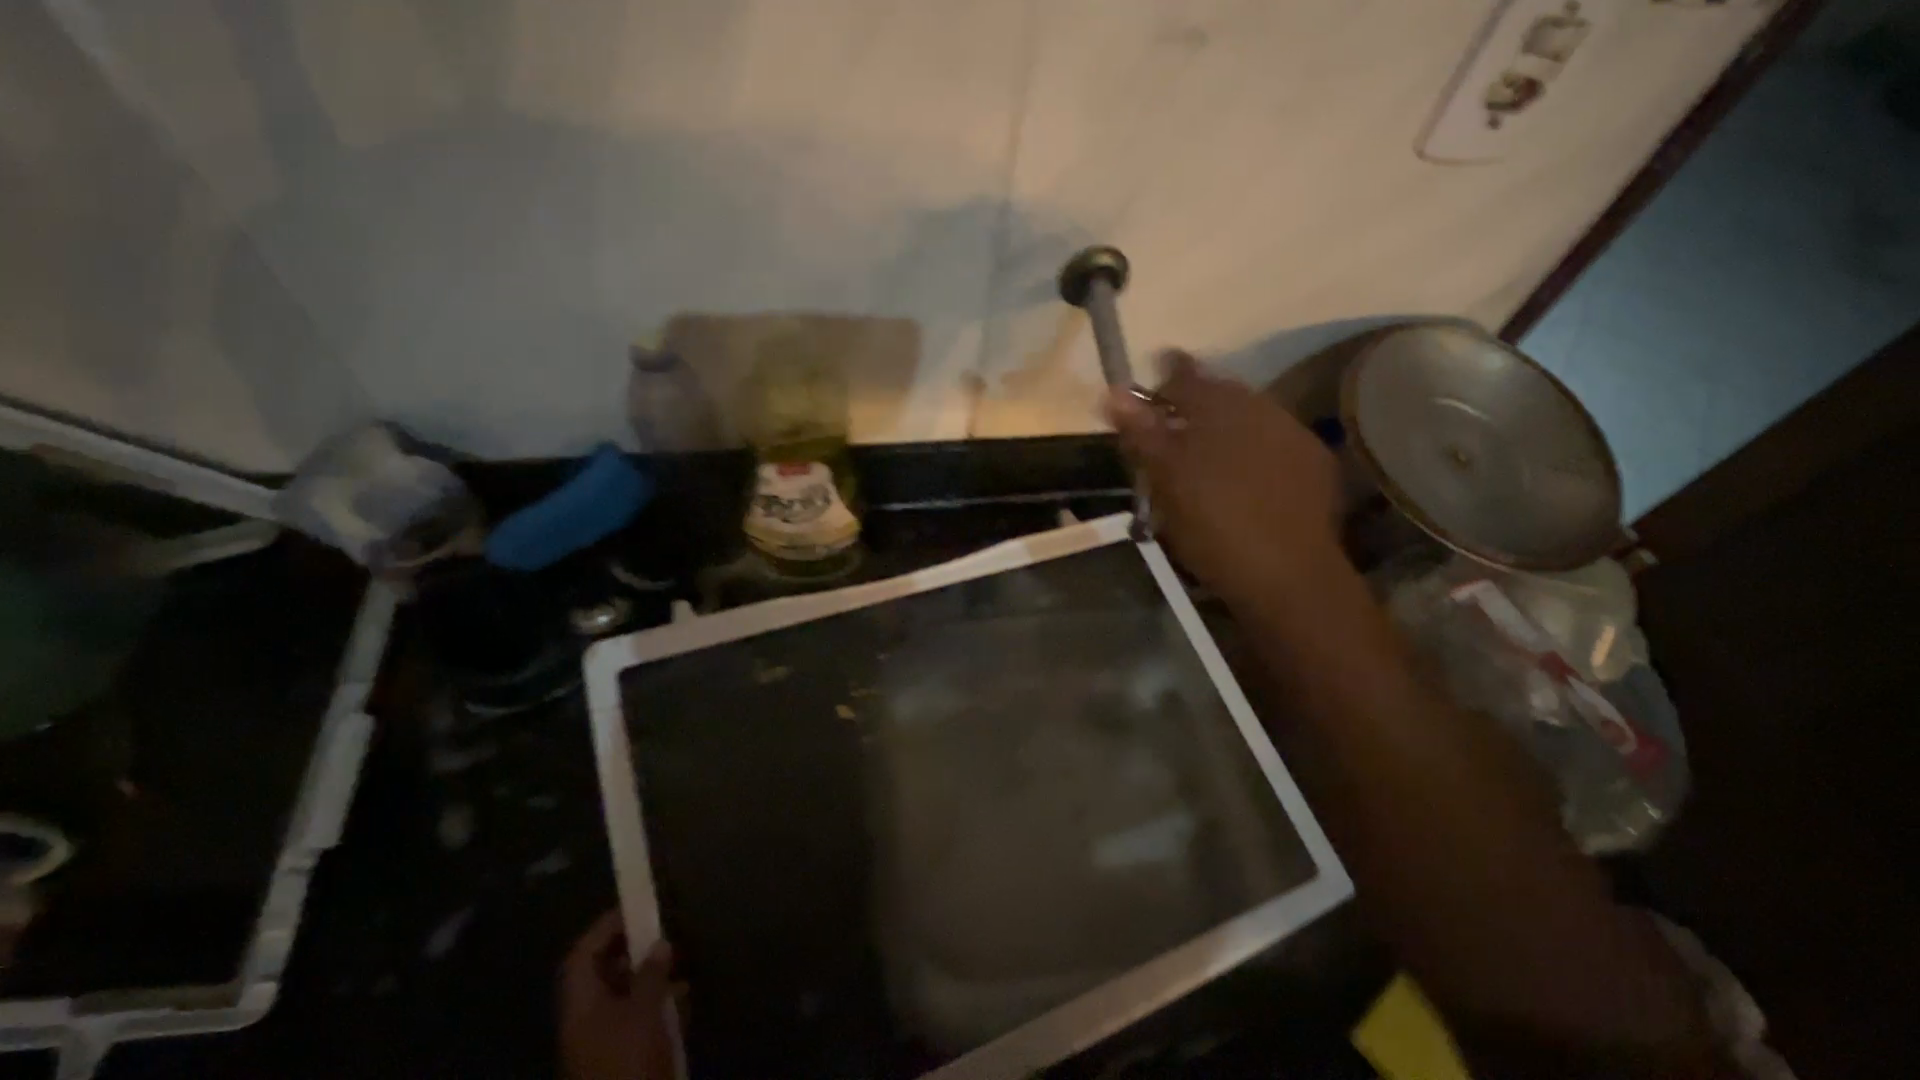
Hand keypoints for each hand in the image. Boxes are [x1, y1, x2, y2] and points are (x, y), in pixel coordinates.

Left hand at [557, 911, 683, 1079]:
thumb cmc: (629, 1064)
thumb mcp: (644, 1013)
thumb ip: (651, 975)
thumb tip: (659, 943)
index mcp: (580, 1005)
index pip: (583, 955)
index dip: (605, 929)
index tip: (637, 908)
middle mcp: (585, 1021)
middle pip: (602, 975)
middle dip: (631, 953)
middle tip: (664, 934)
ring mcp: (601, 1044)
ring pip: (621, 998)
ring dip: (648, 979)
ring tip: (681, 965)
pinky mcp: (621, 1062)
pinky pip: (635, 1022)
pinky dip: (656, 1007)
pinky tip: (683, 1002)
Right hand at [1108, 351, 1344, 602]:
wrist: (1287, 573)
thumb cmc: (1213, 524)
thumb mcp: (1164, 479)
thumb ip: (1140, 431)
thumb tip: (1112, 391)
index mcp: (1218, 405)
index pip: (1183, 374)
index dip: (1162, 378)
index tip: (1147, 391)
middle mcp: (1259, 406)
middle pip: (1219, 393)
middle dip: (1194, 405)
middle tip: (1171, 431)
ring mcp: (1292, 433)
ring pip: (1248, 417)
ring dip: (1225, 427)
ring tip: (1205, 457)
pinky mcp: (1314, 463)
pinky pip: (1274, 442)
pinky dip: (1253, 451)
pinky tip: (1244, 478)